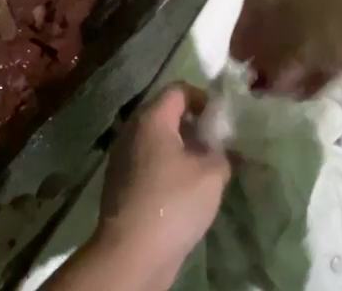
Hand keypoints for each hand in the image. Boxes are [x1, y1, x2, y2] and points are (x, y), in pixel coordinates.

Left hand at [93, 83, 231, 272]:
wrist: (132, 252)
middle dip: (193, 126)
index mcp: (152, 118)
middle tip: (215, 146)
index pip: (178, 90)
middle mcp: (131, 130)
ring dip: (179, 150)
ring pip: (155, 141)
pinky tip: (182, 192)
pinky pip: (146, 163)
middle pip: (165, 114)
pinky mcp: (119, 183)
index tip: (221, 121)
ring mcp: (121, 157)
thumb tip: (220, 149)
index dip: (203, 98)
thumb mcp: (212, 175)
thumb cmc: (174, 202)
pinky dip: (165, 168)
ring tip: (202, 171)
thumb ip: (222, 153)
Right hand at [230, 0, 341, 95]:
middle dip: (271, 52)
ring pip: (309, 27)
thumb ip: (267, 58)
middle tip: (264, 84)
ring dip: (295, 60)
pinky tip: (315, 85)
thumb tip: (256, 73)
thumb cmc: (337, 19)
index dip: (244, 34)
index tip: (238, 65)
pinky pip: (334, 35)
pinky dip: (321, 58)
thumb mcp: (291, 44)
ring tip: (289, 93)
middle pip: (282, 14)